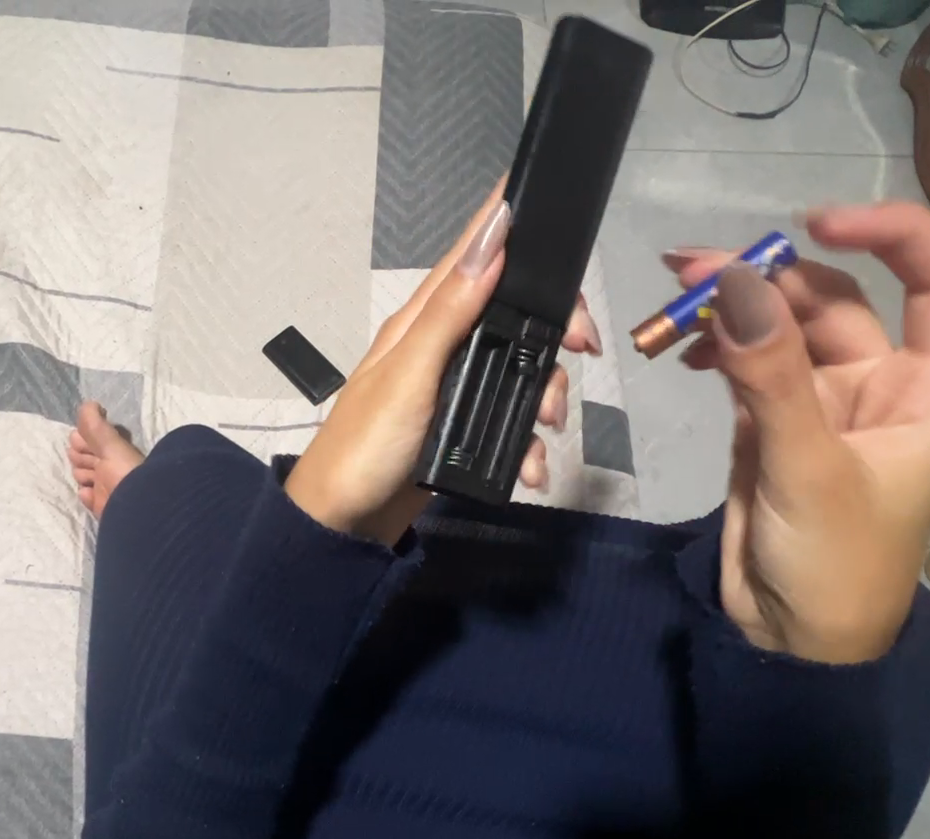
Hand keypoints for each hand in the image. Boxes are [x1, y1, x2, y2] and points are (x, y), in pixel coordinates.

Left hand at [285, 185, 597, 544]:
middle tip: (583, 352)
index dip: (510, 231)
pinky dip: (525, 444)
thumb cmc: (366, 445)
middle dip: (553, 333)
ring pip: (518, 373)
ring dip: (543, 397)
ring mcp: (453, 392)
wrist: (346, 522)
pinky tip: (529, 468)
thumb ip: (449, 312)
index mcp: (423, 322)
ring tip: (547, 427)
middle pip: (513, 318)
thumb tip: (493, 237)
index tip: (558, 226)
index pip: (471, 259)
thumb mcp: (409, 374)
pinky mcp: (461, 431)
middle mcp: (442, 348)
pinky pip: (506, 424)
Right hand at [667, 202, 929, 663]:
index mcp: (926, 385)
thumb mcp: (807, 467)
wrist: (792, 632)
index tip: (810, 224)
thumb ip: (772, 377)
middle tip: (689, 269)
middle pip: (831, 300)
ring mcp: (817, 403)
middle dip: (765, 279)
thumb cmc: (835, 559)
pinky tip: (682, 352)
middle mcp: (877, 383)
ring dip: (729, 311)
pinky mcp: (767, 427)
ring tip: (672, 303)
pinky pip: (743, 368)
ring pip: (777, 331)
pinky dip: (714, 351)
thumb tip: (734, 285)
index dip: (891, 234)